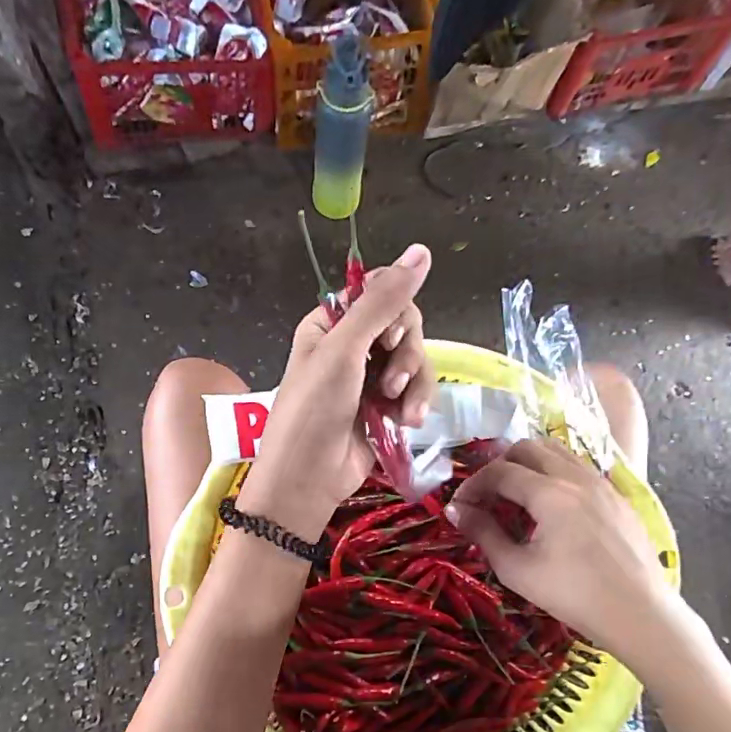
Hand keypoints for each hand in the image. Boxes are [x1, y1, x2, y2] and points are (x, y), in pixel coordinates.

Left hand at [238, 244, 434, 539]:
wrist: (308, 479)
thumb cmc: (313, 411)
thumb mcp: (344, 350)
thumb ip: (383, 302)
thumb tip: (421, 252)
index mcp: (331, 322)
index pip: (379, 294)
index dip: (394, 312)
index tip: (387, 337)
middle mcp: (352, 345)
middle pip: (404, 326)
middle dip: (405, 356)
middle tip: (391, 382)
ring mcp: (371, 377)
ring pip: (416, 361)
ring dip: (415, 385)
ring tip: (400, 411)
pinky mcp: (386, 407)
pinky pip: (417, 390)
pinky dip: (416, 405)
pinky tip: (408, 423)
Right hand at [446, 437, 670, 649]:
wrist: (638, 612)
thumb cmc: (572, 594)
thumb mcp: (517, 569)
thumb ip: (484, 534)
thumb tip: (457, 511)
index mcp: (549, 493)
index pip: (499, 471)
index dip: (473, 484)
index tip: (461, 505)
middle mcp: (576, 477)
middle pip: (529, 447)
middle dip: (500, 464)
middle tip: (488, 494)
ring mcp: (602, 484)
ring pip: (558, 452)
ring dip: (531, 464)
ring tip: (518, 494)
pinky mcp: (619, 497)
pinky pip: (580, 470)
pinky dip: (557, 475)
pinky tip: (554, 508)